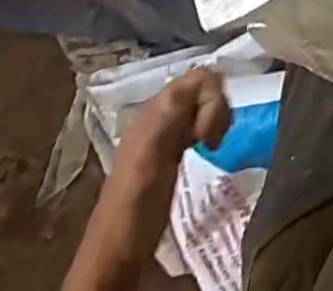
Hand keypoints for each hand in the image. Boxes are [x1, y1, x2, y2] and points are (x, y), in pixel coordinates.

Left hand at [63, 68, 231, 290]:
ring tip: (212, 148)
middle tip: (213, 143)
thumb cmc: (133, 206)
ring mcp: (166, 132)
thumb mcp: (151, 155)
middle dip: (217, 110)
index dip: (214, 102)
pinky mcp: (173, 150)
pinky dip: (211, 132)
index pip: (201, 78)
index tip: (209, 137)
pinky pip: (200, 123)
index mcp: (155, 110)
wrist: (115, 256)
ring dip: (216, 121)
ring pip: (204, 104)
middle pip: (204, 87)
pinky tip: (207, 152)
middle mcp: (160, 114)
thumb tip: (206, 76)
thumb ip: (172, 113)